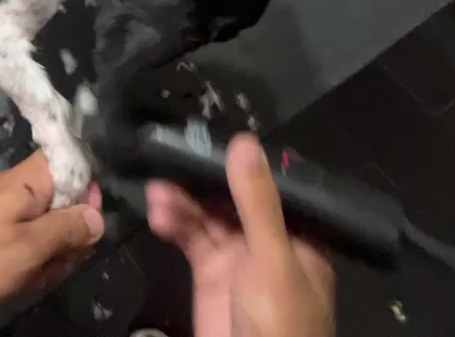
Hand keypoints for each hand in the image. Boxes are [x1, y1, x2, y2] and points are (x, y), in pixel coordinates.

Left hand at [0, 149, 105, 312]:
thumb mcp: (29, 250)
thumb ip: (66, 230)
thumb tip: (98, 214)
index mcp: (27, 180)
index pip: (68, 162)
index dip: (87, 190)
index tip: (90, 223)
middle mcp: (16, 185)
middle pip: (61, 198)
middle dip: (69, 233)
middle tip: (59, 262)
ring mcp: (2, 206)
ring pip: (44, 222)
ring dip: (49, 252)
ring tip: (35, 275)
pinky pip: (24, 235)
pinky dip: (29, 257)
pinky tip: (21, 277)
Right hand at [145, 135, 335, 336]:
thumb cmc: (279, 327)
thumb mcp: (271, 261)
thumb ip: (255, 202)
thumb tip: (244, 141)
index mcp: (297, 239)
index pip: (269, 187)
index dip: (241, 162)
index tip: (208, 137)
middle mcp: (267, 243)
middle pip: (230, 197)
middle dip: (199, 181)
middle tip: (168, 162)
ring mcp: (237, 258)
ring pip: (206, 214)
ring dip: (180, 201)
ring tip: (157, 196)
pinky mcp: (209, 273)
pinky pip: (189, 236)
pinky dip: (172, 223)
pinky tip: (157, 216)